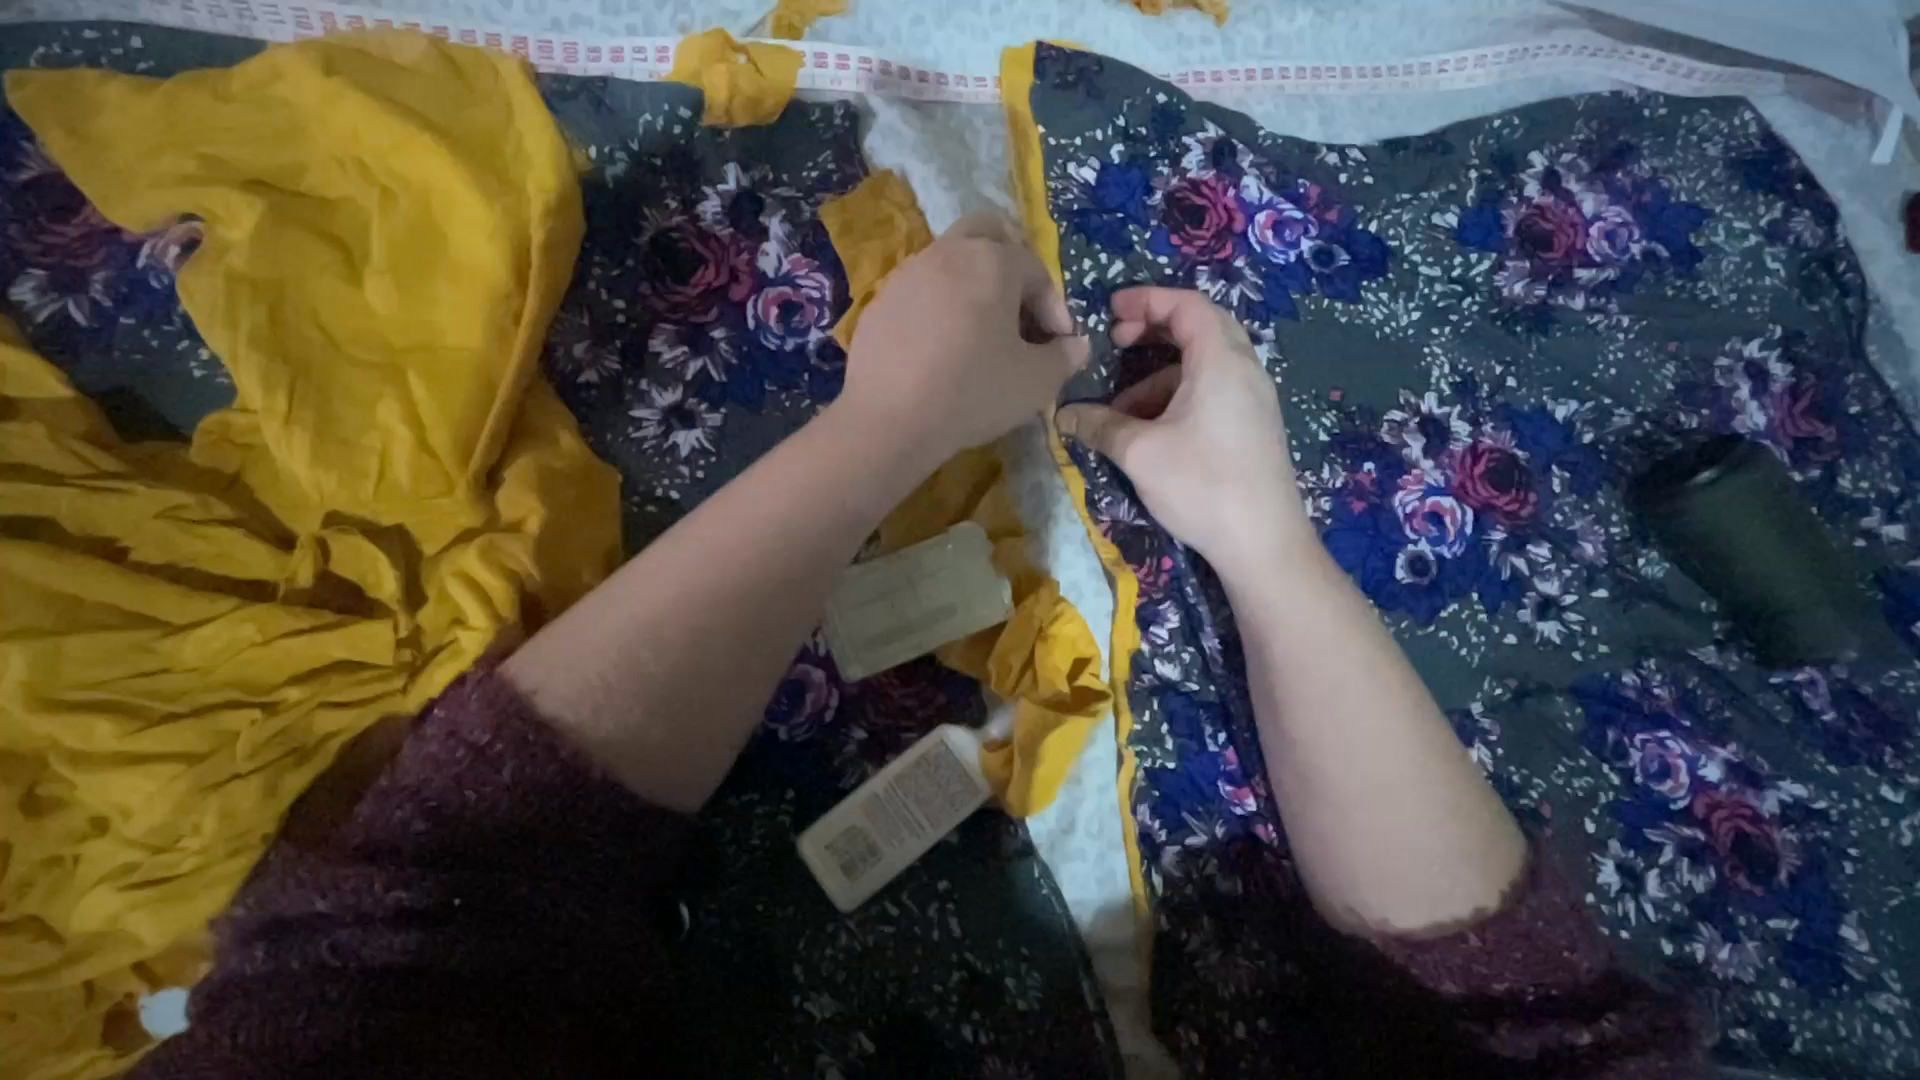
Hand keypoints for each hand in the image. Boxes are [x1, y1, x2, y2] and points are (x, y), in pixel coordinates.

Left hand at [838, 213, 1087, 464]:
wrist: (890, 419)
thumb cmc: (973, 392)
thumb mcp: (1035, 382)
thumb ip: (1064, 357)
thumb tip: (1076, 345)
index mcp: (993, 262)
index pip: (1036, 269)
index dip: (1054, 306)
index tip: (1058, 344)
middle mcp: (948, 253)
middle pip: (987, 231)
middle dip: (1010, 260)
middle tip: (1019, 304)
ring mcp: (907, 274)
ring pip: (949, 260)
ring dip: (972, 285)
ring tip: (980, 331)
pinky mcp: (880, 303)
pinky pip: (919, 291)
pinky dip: (938, 307)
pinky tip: (940, 348)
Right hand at [1056, 287, 1311, 576]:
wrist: (1263, 541)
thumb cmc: (1202, 486)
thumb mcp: (1139, 453)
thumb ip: (1099, 426)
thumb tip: (1061, 415)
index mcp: (1221, 361)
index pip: (1187, 305)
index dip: (1147, 300)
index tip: (1110, 311)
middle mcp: (1244, 369)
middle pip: (1200, 327)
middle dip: (1155, 329)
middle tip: (1117, 342)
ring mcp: (1254, 399)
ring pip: (1204, 364)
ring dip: (1160, 373)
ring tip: (1122, 409)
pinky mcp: (1254, 425)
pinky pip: (1214, 389)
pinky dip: (1178, 395)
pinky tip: (1151, 432)